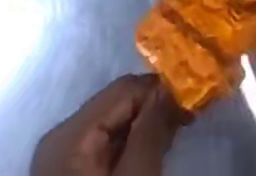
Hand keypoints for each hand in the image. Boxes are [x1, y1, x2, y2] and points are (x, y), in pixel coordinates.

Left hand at [31, 74, 189, 175]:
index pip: (121, 90)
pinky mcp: (69, 174)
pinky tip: (150, 151)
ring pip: (111, 128)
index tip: (194, 94)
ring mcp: (62, 157)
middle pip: (114, 107)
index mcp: (70, 130)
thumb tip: (172, 87)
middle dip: (151, 107)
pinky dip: (130, 145)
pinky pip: (104, 148)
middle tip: (190, 114)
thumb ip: (150, 133)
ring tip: (176, 129)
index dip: (158, 89)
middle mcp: (61, 135)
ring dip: (143, 126)